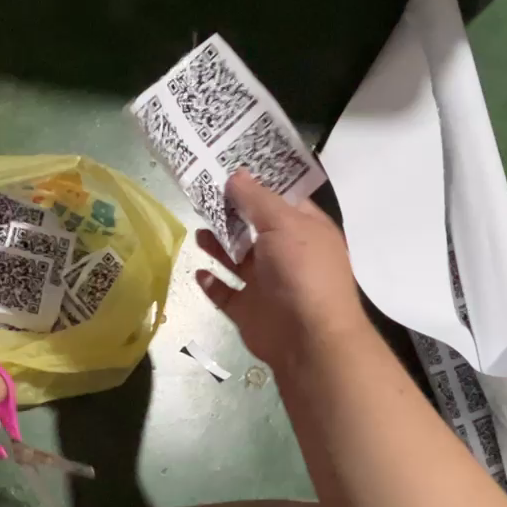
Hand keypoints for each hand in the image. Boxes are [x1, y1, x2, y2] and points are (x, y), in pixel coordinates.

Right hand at [196, 171, 369, 371]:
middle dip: (230, 214)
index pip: (279, 199)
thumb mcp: (283, 223)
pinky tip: (199, 271)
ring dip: (218, 245)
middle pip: (253, 228)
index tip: (227, 167)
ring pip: (237, 259)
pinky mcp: (248, 310)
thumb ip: (256, 199)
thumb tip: (235, 175)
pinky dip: (211, 282)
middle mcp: (286, 254)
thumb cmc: (302, 272)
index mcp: (304, 229)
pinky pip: (225, 292)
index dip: (256, 184)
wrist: (308, 338)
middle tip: (202, 196)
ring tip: (198, 230)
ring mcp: (266, 283)